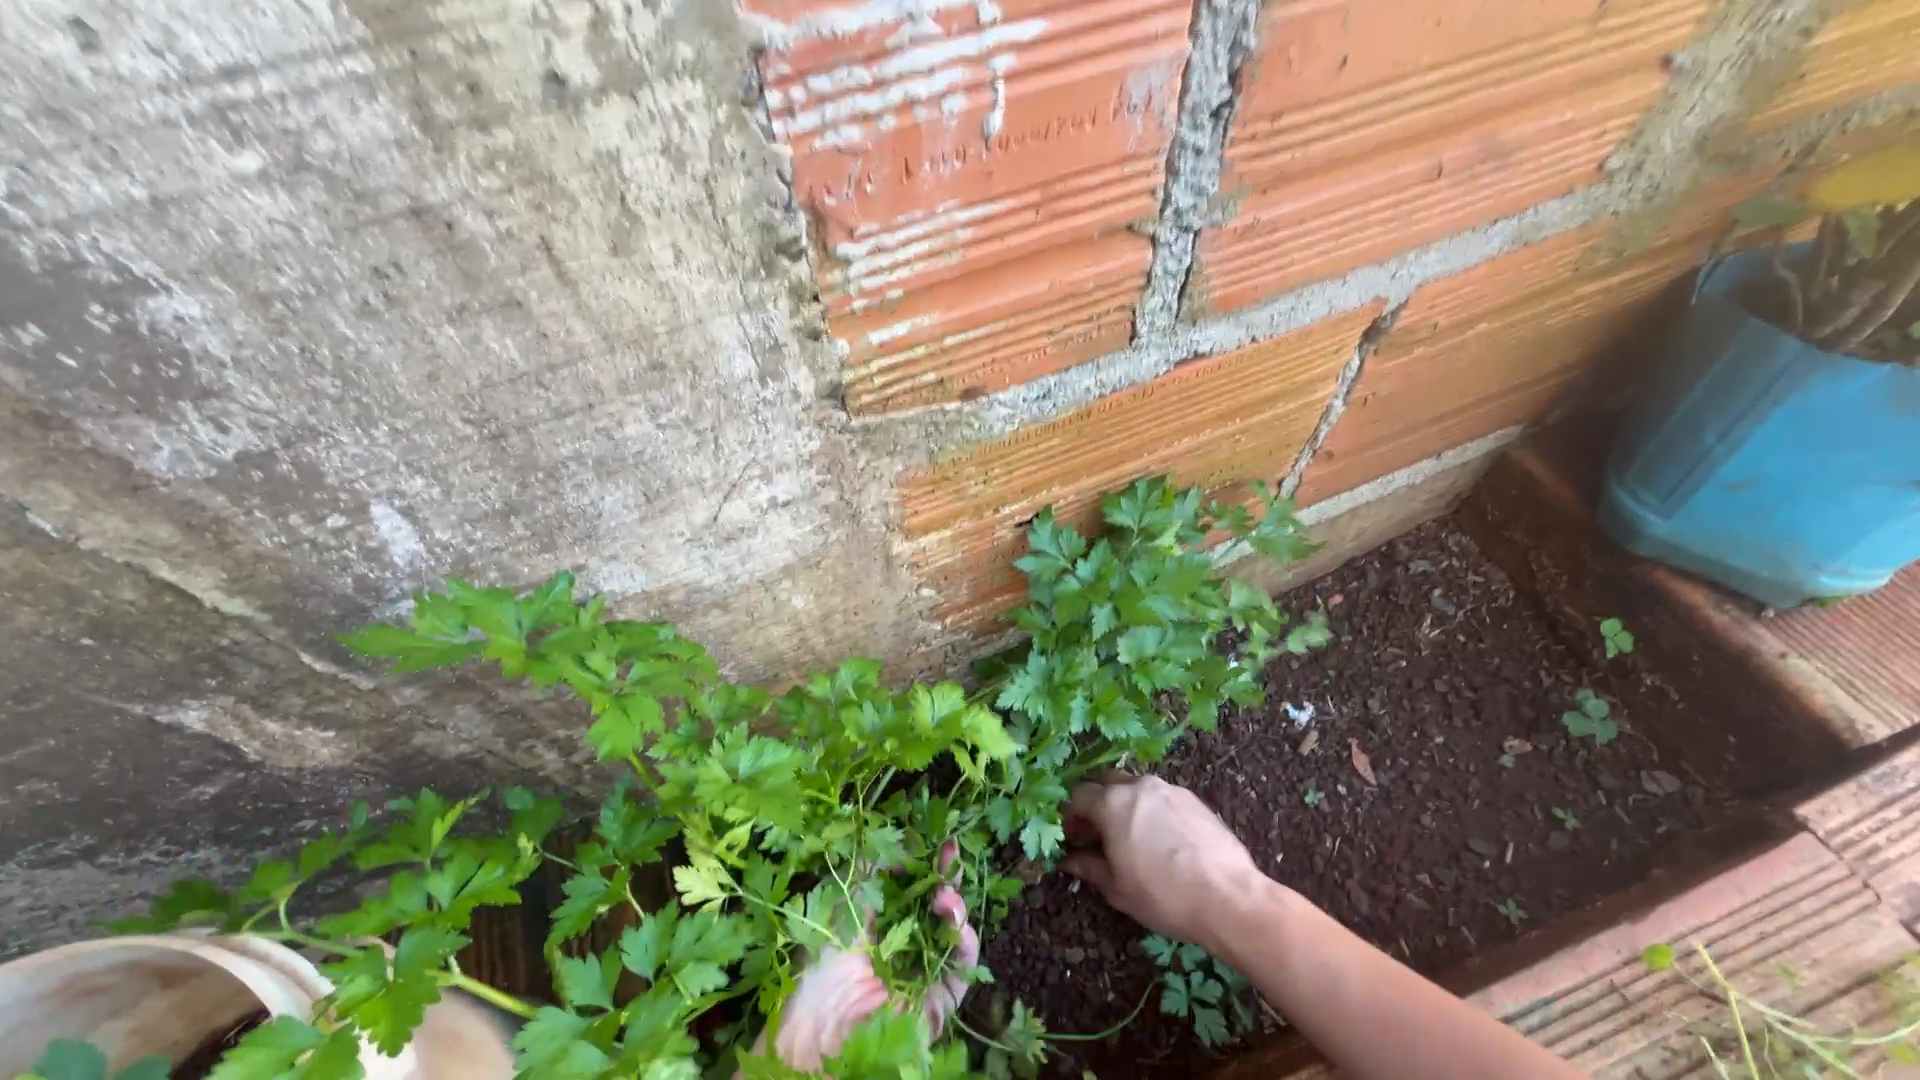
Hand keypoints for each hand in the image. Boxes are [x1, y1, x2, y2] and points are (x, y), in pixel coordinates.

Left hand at [765, 842, 978, 1070]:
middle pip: (937, 904)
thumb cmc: (824, 972)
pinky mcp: (943, 996)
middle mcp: (907, 944)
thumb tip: (886, 845)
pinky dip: (966, 940)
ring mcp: (927, 969)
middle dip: (946, 876)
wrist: (825, 1033)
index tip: (934, 842)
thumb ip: (866, 879)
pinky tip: (957, 922)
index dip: (924, 864)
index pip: (912, 888)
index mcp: (882, 925)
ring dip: (954, 905)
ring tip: (945, 894)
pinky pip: (963, 966)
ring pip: (953, 929)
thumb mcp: (840, 913)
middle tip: (951, 852)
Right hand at [1061, 773, 1263, 954]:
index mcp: (1112, 802)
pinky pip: (1163, 798)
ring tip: (1130, 838)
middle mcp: (1139, 786)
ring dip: (1126, 805)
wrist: (1228, 897)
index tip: (1072, 839)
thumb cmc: (1162, 894)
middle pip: (1107, 783)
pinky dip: (1152, 811)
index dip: (1070, 817)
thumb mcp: (1116, 888)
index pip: (1078, 796)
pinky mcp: (1195, 800)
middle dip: (1097, 804)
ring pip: (1137, 789)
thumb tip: (1069, 860)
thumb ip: (1089, 867)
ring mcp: (1170, 789)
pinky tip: (1161, 840)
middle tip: (1098, 835)